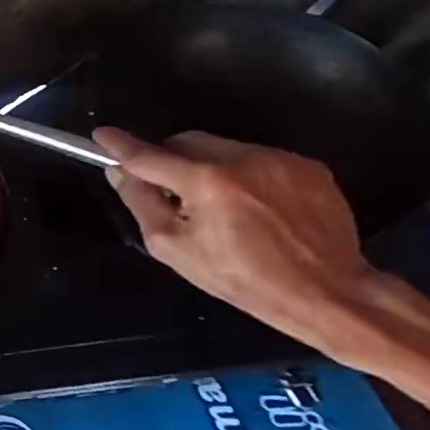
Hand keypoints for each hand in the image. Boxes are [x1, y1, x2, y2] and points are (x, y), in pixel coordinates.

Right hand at [92, 127, 400, 363]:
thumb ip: (141, 203)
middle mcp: (243, 160)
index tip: (101, 135)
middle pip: (186, 141)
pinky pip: (257, 159)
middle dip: (170, 160)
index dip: (119, 145)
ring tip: (221, 208)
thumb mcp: (174, 249)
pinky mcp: (308, 167)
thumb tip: (120, 173)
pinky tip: (255, 209)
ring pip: (222, 148)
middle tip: (172, 194)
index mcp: (206, 182)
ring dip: (207, 167)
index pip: (148, 155)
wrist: (329, 294)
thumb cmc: (241, 278)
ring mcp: (279, 160)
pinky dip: (243, 175)